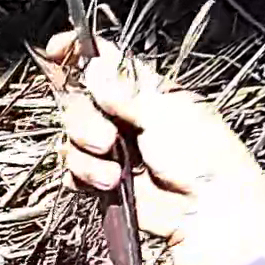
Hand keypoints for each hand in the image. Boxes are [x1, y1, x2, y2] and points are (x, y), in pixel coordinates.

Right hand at [48, 33, 264, 264]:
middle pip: (80, 103)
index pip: (107, 65)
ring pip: (73, 140)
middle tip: (106, 138)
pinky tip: (105, 185)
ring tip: (115, 173)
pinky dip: (84, 177)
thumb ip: (125, 94)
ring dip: (87, 157)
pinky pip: (75, 171)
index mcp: (149, 93)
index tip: (58, 48)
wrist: (206, 215)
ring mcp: (113, 152)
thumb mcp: (168, 115)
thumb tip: (93, 68)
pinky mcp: (103, 183)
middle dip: (84, 121)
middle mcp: (127, 119)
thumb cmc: (204, 161)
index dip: (81, 55)